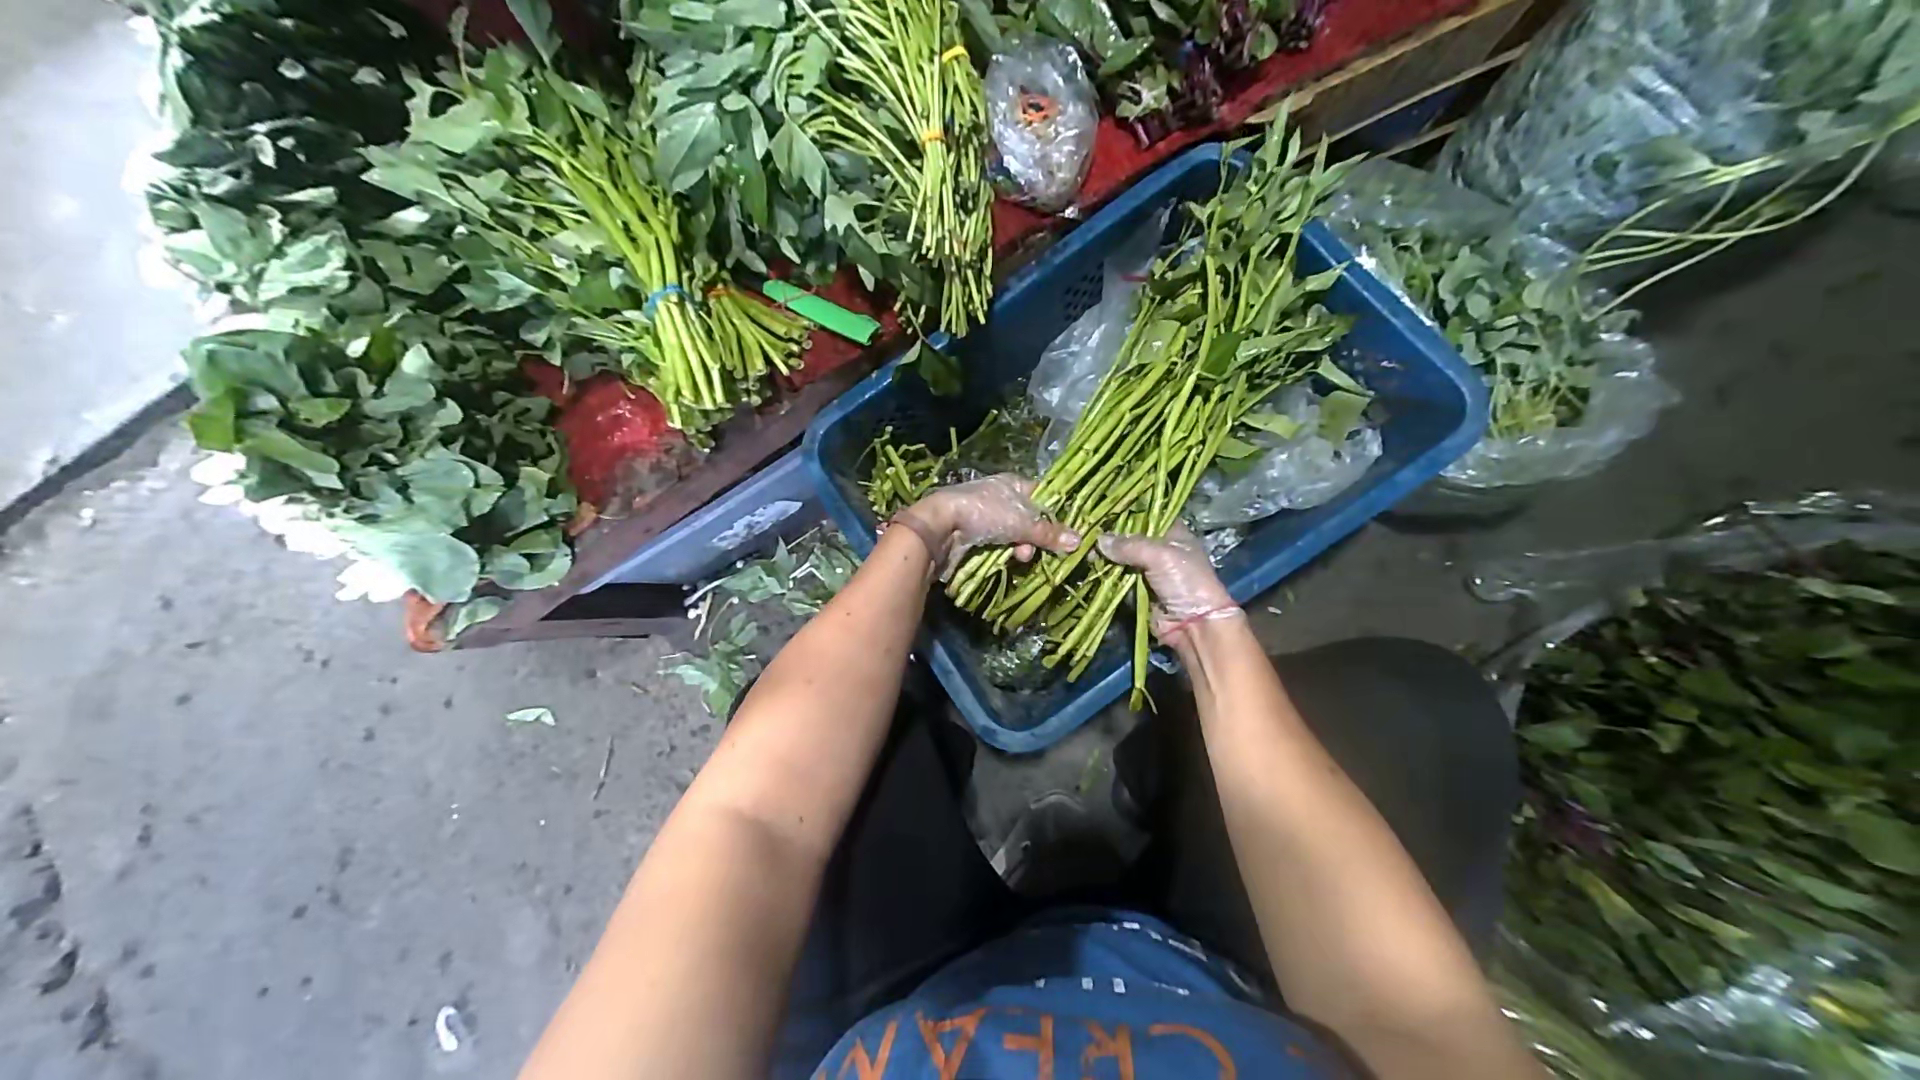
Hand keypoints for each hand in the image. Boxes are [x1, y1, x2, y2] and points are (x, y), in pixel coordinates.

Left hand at [894, 474, 1081, 577]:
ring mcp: (986, 517)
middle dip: (1037, 537)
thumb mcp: (1022, 522)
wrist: (940, 526)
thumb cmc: (984, 513)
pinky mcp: (974, 536)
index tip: (1067, 532)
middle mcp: (1000, 497)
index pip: (1043, 495)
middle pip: (1030, 519)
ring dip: (1021, 549)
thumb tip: (1079, 540)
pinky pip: (998, 546)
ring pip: (1015, 536)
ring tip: (1020, 558)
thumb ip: (1049, 533)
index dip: (1055, 513)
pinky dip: (1005, 554)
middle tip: (1038, 550)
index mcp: (1013, 484)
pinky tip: (1007, 561)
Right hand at [1095, 524, 1242, 642]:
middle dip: (1110, 538)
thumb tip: (1099, 540)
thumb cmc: (1185, 581)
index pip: (1146, 516)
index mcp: (1173, 534)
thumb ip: (1129, 545)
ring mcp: (1148, 571)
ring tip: (1084, 551)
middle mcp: (1159, 549)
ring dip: (1105, 557)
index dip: (1125, 514)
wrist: (1194, 625)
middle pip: (1129, 538)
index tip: (1101, 513)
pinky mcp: (1137, 590)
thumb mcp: (1160, 555)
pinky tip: (1089, 567)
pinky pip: (1117, 579)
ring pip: (1120, 559)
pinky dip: (1105, 575)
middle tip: (1087, 533)